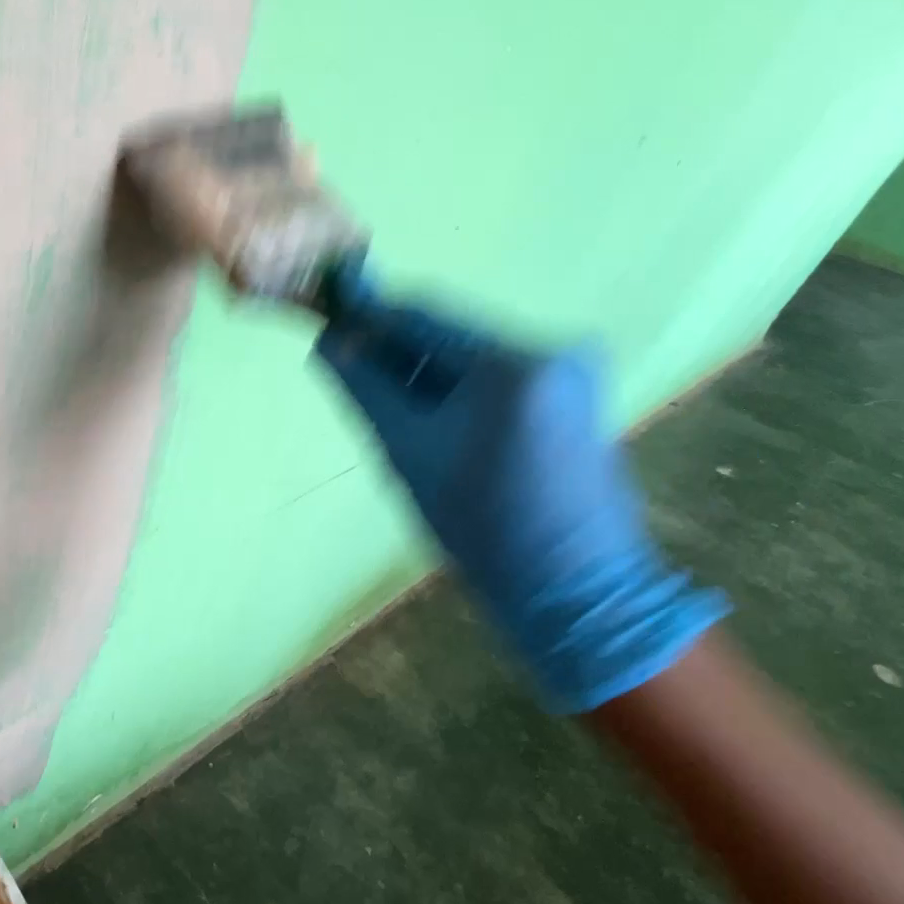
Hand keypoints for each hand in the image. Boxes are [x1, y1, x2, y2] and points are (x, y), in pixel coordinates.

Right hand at [315, 274, 726, 712]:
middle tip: (352, 381)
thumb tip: (329, 338)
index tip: (324, 321)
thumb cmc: (479, 524)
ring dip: (426, 376)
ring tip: (396, 417)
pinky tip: (437, 426)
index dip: (366, 317)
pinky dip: (459, 392)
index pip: (421, 316)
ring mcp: (575, 369)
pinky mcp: (579, 393)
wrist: (574, 587)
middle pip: (450, 334)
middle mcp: (556, 347)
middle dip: (397, 353)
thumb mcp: (407, 450)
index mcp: (516, 361)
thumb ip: (365, 386)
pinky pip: (498, 377)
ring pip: (471, 356)